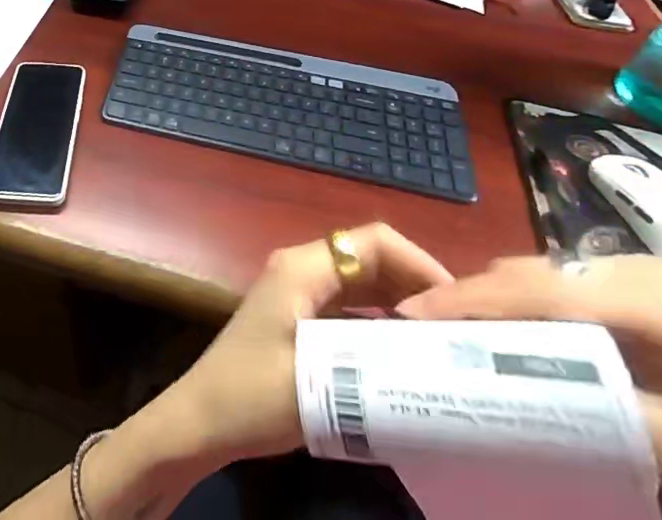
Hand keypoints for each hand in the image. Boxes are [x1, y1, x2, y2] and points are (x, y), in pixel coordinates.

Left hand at [0, 224, 452, 519]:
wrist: (201, 421)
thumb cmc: (253, 394)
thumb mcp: (321, 374)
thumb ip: (377, 349)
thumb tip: (437, 338)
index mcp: (302, 267)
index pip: (373, 241)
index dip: (419, 261)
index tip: (456, 303)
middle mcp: (302, 269)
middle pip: (370, 259)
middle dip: (416, 283)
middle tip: (460, 327)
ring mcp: (299, 293)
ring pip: (362, 283)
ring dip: (401, 303)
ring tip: (445, 340)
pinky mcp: (299, 318)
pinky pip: (350, 307)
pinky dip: (381, 321)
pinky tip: (408, 351)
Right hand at [407, 255, 661, 519]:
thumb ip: (591, 409)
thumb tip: (496, 378)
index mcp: (654, 300)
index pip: (541, 290)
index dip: (471, 300)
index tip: (411, 315)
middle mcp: (632, 271)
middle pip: (527, 275)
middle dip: (465, 298)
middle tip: (410, 326)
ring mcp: (626, 278)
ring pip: (530, 278)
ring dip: (482, 303)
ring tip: (435, 329)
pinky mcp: (619, 294)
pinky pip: (546, 291)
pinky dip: (508, 309)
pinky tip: (485, 333)